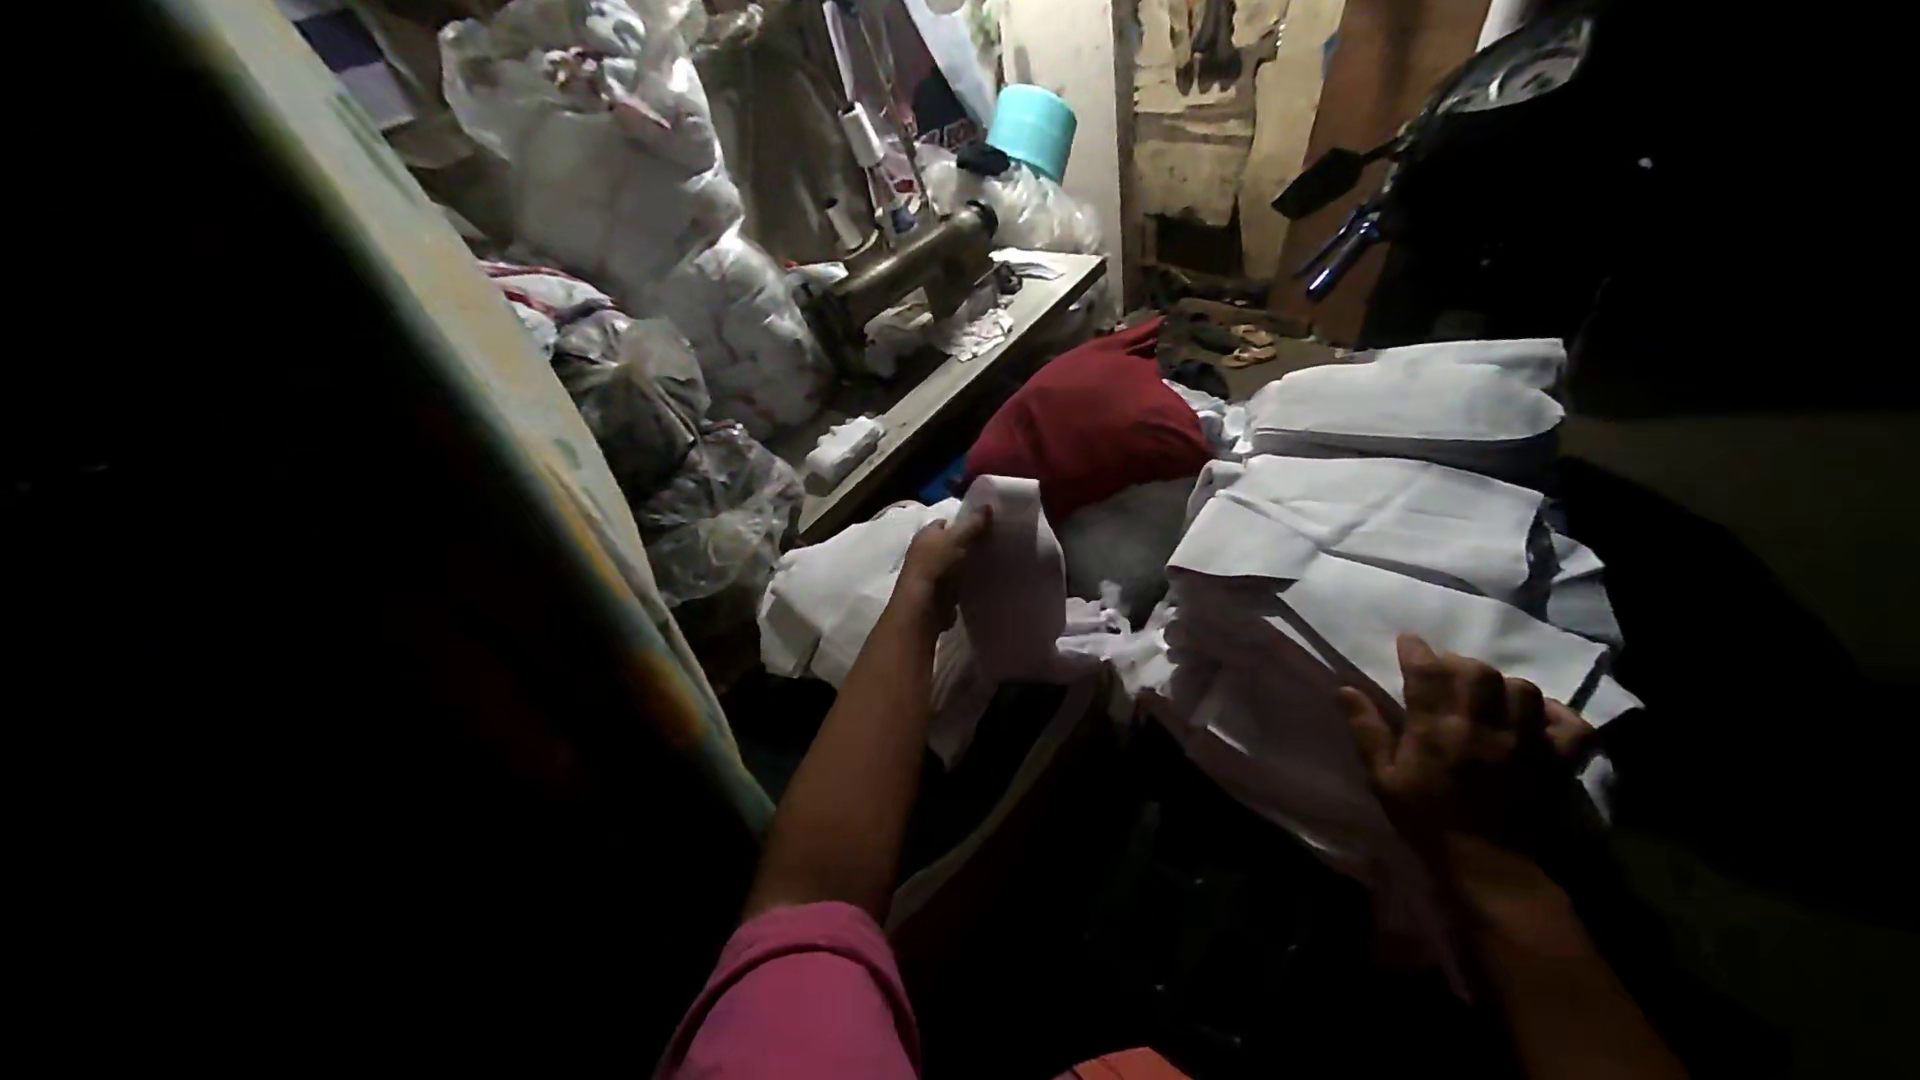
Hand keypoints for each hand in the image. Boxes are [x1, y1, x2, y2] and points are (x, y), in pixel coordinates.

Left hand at [893, 507, 990, 623]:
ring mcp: (930, 574)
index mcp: (925, 534)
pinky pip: (955, 584)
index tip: (982, 526)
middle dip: (966, 544)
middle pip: (948, 544)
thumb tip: (987, 505)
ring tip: (989, 563)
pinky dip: (965, 584)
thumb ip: (973, 523)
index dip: (961, 523)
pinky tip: (980, 583)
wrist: (924, 605)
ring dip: (966, 565)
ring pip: (953, 564)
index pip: (943, 523)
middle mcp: (924, 552)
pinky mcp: (937, 594)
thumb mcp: (958, 537)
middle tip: (990, 544)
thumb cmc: (937, 564)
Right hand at [1339, 635, 1592, 866]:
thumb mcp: (1382, 777)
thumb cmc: (1426, 819)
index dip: (1416, 650)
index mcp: (1437, 729)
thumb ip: (1366, 730)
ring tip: (1485, 694)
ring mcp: (1526, 743)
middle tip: (1444, 672)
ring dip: (1500, 683)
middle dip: (1457, 662)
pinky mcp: (1557, 762)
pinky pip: (1572, 724)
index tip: (1408, 642)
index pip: (1427, 671)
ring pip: (1522, 689)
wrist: (1490, 867)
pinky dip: (1556, 713)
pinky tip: (1536, 715)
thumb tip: (1344, 689)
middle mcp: (1484, 727)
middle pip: (1478, 671)